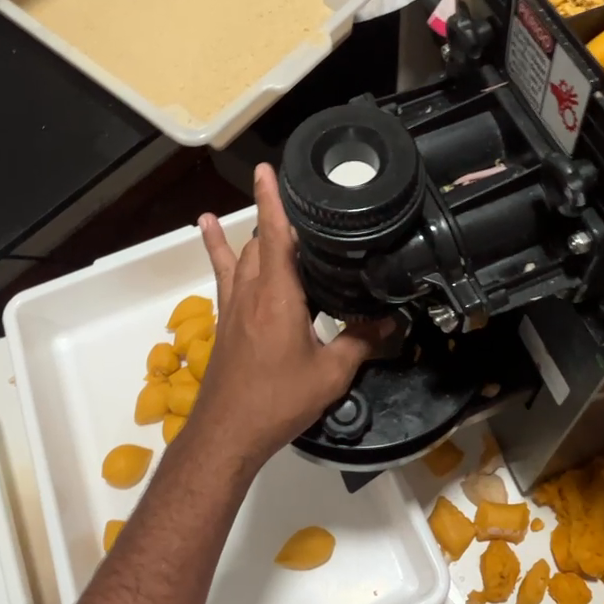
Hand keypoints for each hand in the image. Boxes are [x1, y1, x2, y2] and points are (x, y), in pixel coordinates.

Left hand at [191, 163, 389, 461]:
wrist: (228, 432)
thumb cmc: (279, 400)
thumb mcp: (331, 374)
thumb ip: (361, 342)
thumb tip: (389, 322)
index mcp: (278, 296)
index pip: (276, 236)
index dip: (272, 200)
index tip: (268, 170)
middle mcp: (251, 292)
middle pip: (259, 243)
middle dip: (273, 219)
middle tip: (295, 204)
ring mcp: (233, 307)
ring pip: (239, 258)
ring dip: (245, 237)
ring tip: (231, 215)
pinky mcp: (225, 323)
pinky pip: (224, 279)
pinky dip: (219, 256)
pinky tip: (214, 245)